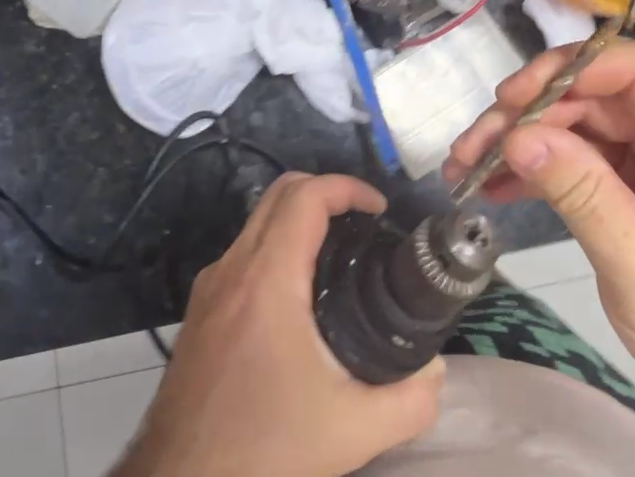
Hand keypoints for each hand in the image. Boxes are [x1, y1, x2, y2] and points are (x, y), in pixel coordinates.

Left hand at [114, 173, 444, 476]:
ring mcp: (208, 288)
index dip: (347, 187)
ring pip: (256, 223)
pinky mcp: (198, 310)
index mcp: (267, 280)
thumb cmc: (264, 447)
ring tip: (340, 256)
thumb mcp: (353, 431)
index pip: (305, 197)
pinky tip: (301, 296)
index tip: (380, 209)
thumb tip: (436, 372)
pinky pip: (242, 254)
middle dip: (326, 193)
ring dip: (298, 220)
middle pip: (278, 195)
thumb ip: (409, 400)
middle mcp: (231, 269)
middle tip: (365, 225)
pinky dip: (276, 248)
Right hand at [441, 42, 634, 443]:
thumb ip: (587, 199)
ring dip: (525, 142)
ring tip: (466, 169)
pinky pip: (588, 159)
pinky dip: (542, 170)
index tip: (509, 100)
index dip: (570, 71)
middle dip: (530, 114)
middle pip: (601, 95)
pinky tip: (496, 187)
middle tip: (469, 150)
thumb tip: (518, 135)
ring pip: (586, 124)